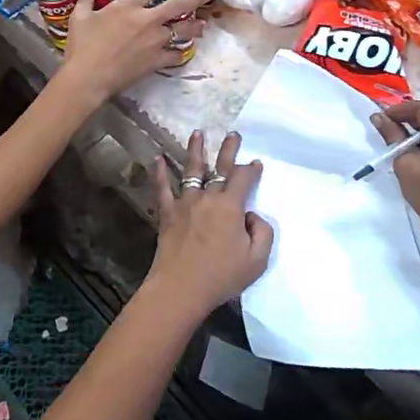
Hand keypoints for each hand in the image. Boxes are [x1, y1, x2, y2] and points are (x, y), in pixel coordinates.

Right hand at [59, 0, 210, 98]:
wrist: (89, 77)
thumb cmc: (82, 47)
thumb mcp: (79, 19)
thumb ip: (85, 2)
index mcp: (128, 6)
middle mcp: (148, 19)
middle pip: (179, 4)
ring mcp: (156, 41)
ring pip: (184, 29)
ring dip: (194, 26)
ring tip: (201, 26)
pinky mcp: (157, 61)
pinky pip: (176, 55)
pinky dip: (181, 53)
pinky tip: (183, 52)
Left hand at [141, 131, 272, 319]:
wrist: (181, 286)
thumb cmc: (222, 275)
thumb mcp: (257, 259)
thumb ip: (262, 232)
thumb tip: (252, 215)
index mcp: (230, 207)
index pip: (243, 180)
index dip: (251, 170)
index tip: (256, 162)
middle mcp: (206, 198)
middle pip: (219, 168)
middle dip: (228, 150)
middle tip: (233, 134)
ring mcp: (184, 203)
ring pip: (190, 171)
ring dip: (195, 151)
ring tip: (197, 133)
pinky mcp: (166, 213)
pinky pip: (162, 188)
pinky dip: (160, 172)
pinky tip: (158, 158)